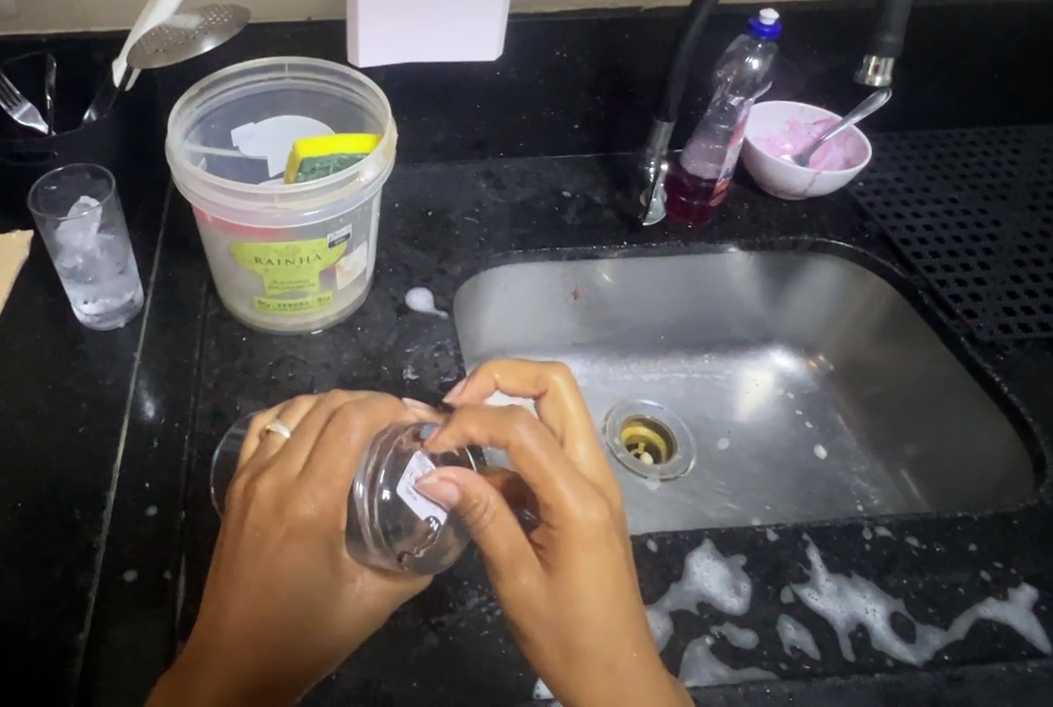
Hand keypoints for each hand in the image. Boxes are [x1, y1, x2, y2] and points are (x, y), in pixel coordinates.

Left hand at [149, 391, 431, 706]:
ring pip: (294, 409)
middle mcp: (276, 476)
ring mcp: (250, 476)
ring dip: (334, 404)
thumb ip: (414, 561)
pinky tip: (315, 428)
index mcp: (311, 502)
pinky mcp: (235, 484)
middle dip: (370, 402)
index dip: (389, 406)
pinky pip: (264, 427)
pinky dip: (295, 414)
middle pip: (326, 406)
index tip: (419, 420)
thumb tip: (443, 521)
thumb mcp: (371, 603)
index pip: (352, 420)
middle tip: (401, 421)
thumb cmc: (304, 636)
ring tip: (365, 422)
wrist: (233, 664)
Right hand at [416, 361, 691, 706]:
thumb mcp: (516, 581)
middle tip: (455, 402)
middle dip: (500, 377)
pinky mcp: (584, 492)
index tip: (433, 445)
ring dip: (505, 405)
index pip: (522, 425)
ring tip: (457, 434)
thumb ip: (481, 515)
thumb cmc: (570, 639)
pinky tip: (478, 480)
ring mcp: (593, 479)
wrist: (621, 682)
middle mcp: (594, 472)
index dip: (471, 420)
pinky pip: (548, 445)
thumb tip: (432, 471)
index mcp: (579, 496)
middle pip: (555, 384)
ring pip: (554, 406)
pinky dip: (510, 447)